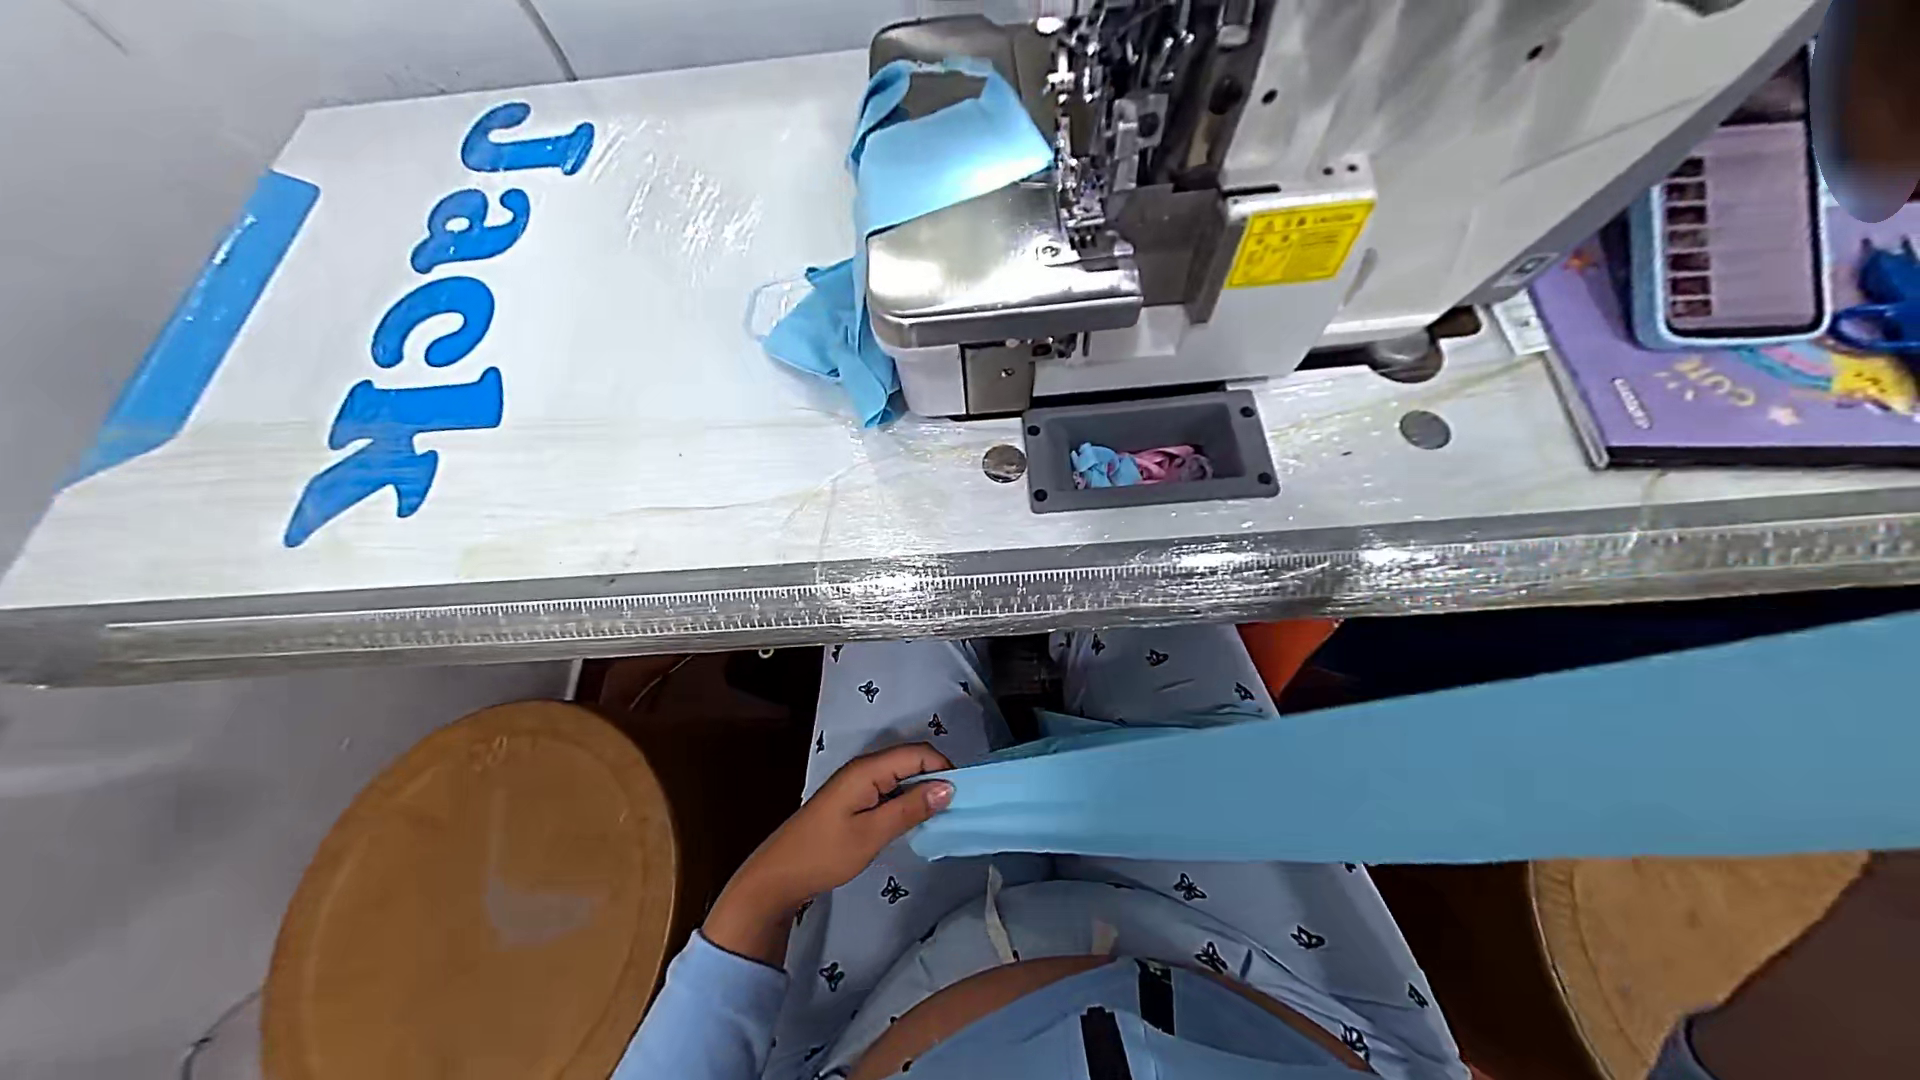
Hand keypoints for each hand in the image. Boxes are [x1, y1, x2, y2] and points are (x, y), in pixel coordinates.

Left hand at [703, 744, 954, 965]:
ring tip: (940, 817)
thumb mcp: (872, 834)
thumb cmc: (824, 854)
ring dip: (922, 790)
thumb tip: (948, 787)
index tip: (962, 796)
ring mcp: (858, 782)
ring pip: (902, 774)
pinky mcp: (855, 798)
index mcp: (868, 769)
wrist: (778, 876)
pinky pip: (890, 788)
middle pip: (911, 759)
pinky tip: (914, 820)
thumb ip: (910, 808)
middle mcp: (865, 768)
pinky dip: (906, 799)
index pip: (918, 752)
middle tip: (954, 809)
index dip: (943, 768)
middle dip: (936, 777)